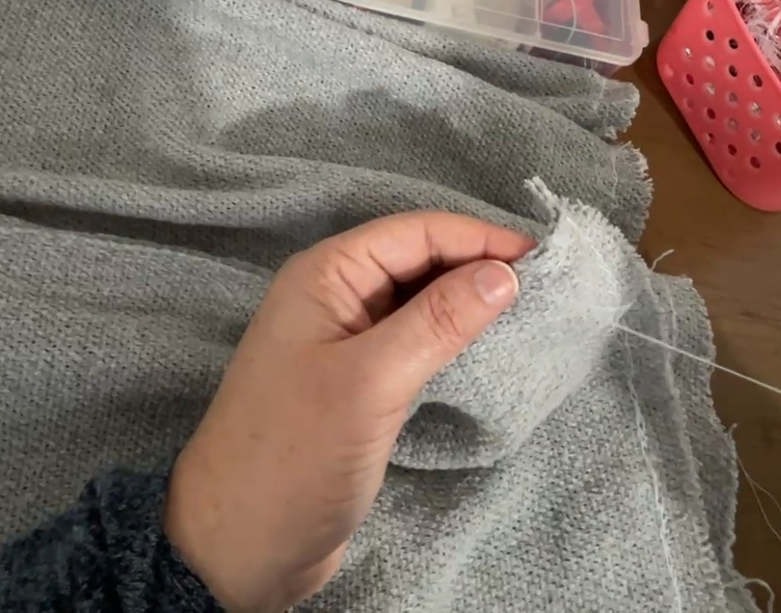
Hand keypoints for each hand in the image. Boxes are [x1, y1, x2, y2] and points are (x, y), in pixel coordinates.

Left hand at [164, 211, 531, 611]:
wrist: (236, 547)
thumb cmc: (294, 454)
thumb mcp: (369, 382)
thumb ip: (437, 322)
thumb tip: (503, 274)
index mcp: (327, 273)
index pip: (414, 233)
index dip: (477, 237)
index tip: (541, 256)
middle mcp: (336, 293)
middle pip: (417, 258)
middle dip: (475, 263)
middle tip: (544, 283)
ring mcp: (345, 335)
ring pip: (416, 297)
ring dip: (466, 298)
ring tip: (528, 307)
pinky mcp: (356, 376)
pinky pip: (411, 336)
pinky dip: (449, 334)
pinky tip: (484, 343)